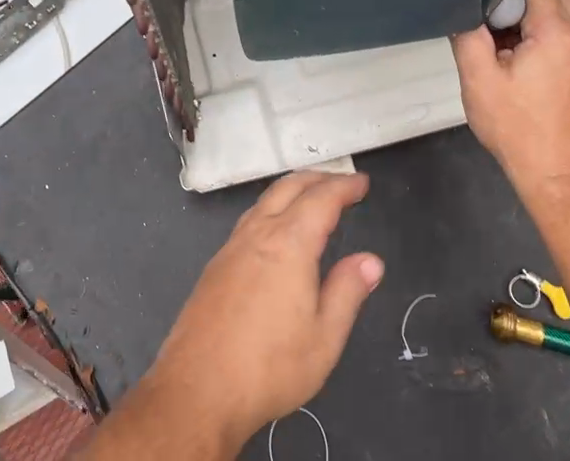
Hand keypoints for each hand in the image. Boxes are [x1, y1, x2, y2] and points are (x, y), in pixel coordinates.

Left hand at [143, 173, 383, 445]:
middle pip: (287, 189)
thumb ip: (347, 292)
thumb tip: (370, 260)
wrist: (198, 389)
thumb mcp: (324, 338)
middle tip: (341, 182)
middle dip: (317, 178)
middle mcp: (256, 235)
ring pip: (263, 202)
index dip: (344, 187)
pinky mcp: (215, 267)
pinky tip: (275, 232)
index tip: (362, 182)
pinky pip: (248, 221)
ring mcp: (230, 249)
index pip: (321, 200)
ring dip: (290, 191)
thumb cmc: (270, 367)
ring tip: (311, 199)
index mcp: (288, 245)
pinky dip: (270, 210)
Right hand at [451, 0, 569, 189]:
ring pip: (563, 8)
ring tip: (498, 20)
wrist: (558, 174)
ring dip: (534, 5)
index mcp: (555, 32)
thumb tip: (462, 7)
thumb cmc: (517, 127)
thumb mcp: (478, 80)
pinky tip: (513, 42)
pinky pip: (564, 28)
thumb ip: (468, 36)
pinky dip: (542, 24)